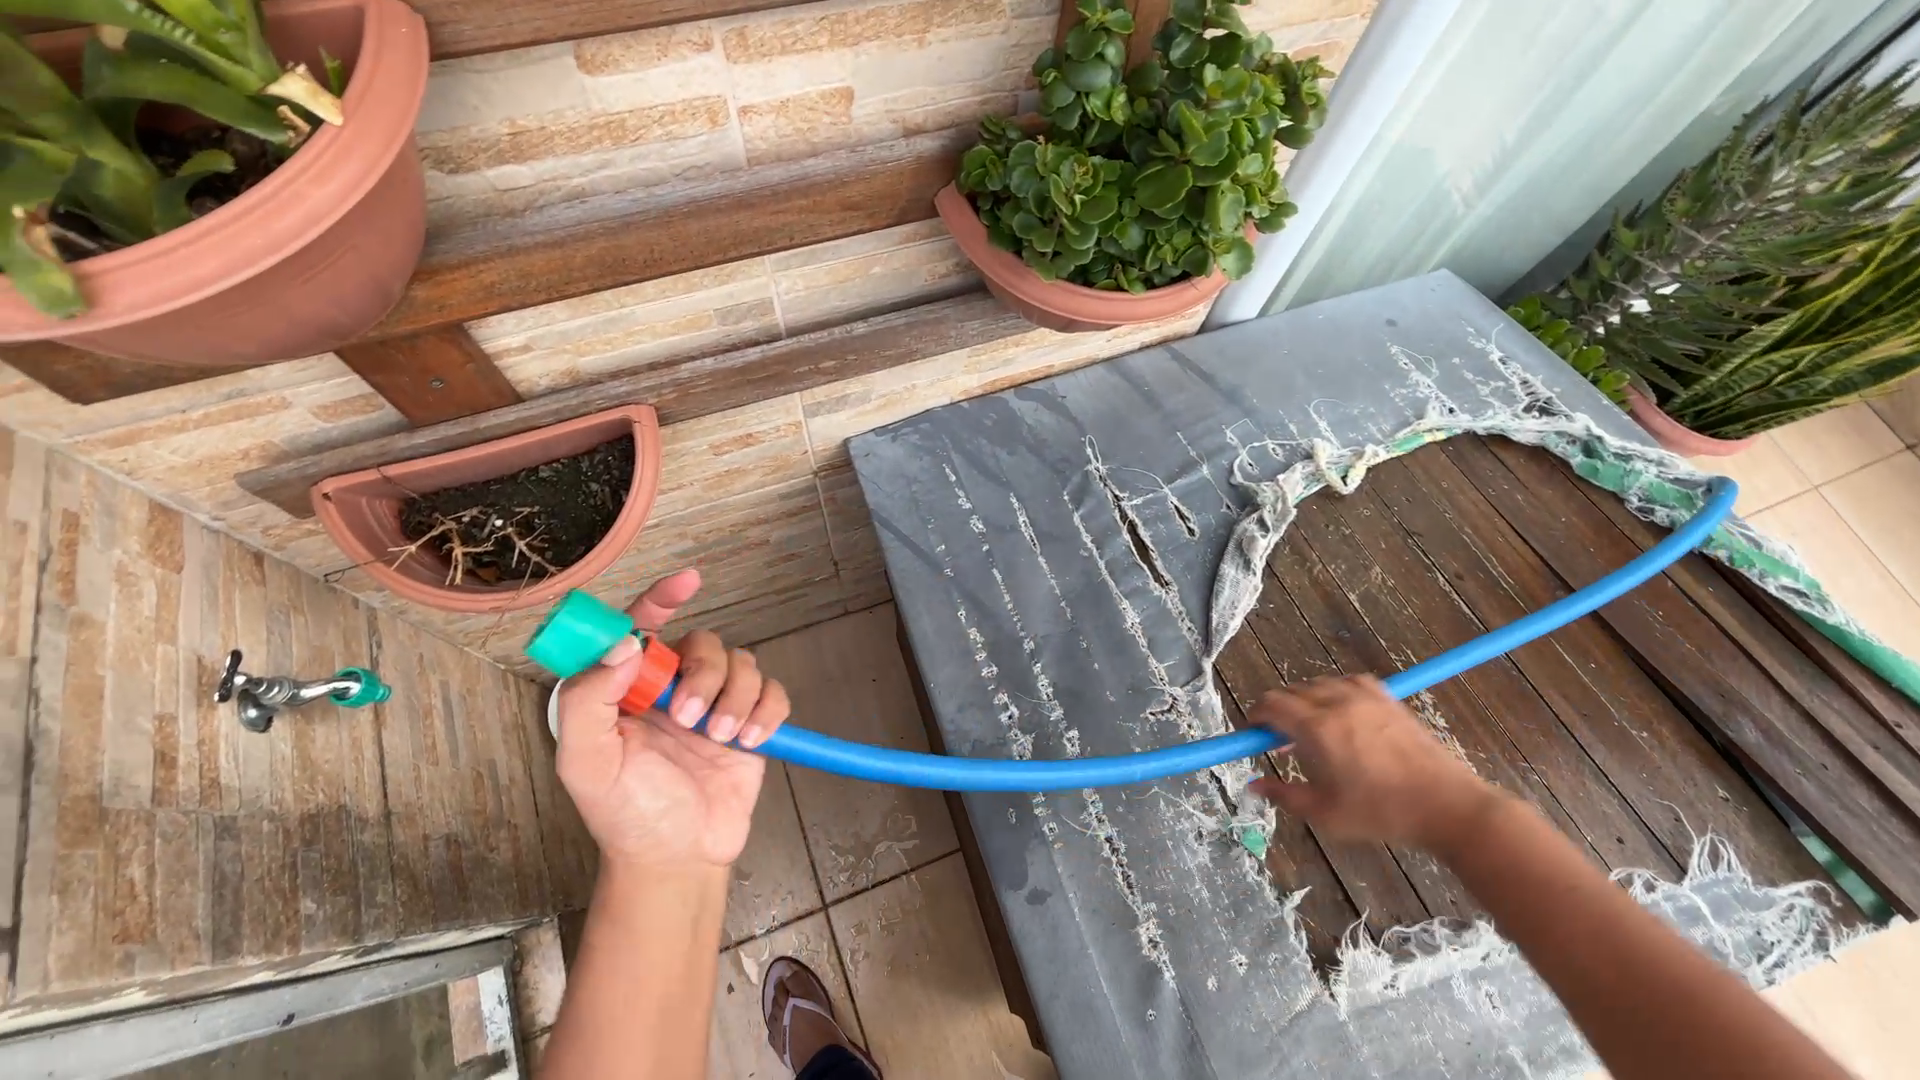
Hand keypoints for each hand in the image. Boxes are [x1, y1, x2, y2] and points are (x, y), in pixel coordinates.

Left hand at [553, 569, 792, 869]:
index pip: (644, 627)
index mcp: (629, 690)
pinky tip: (753, 742)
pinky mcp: (752, 724)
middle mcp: (673, 689)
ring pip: (743, 663)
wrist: (680, 858)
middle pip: (703, 644)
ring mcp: (716, 705)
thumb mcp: (587, 762)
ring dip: (736, 698)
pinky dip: (768, 711)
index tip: (688, 582)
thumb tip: (624, 646)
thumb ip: (589, 700)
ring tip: (724, 738)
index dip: (662, 597)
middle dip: (703, 676)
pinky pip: (773, 692)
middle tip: (690, 722)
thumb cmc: (626, 814)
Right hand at [1247, 675, 1503, 851]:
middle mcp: (1337, 703)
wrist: (1447, 806)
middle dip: (1278, 712)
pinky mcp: (1388, 700)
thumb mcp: (1324, 813)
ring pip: (1319, 685)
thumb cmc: (1381, 813)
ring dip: (1305, 702)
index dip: (1255, 717)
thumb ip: (1283, 795)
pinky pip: (1349, 682)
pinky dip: (1335, 693)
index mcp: (1316, 728)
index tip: (1253, 736)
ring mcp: (1365, 698)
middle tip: (1281, 743)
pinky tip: (1342, 715)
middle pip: (1291, 692)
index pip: (1270, 704)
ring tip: (1312, 732)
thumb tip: (1252, 785)